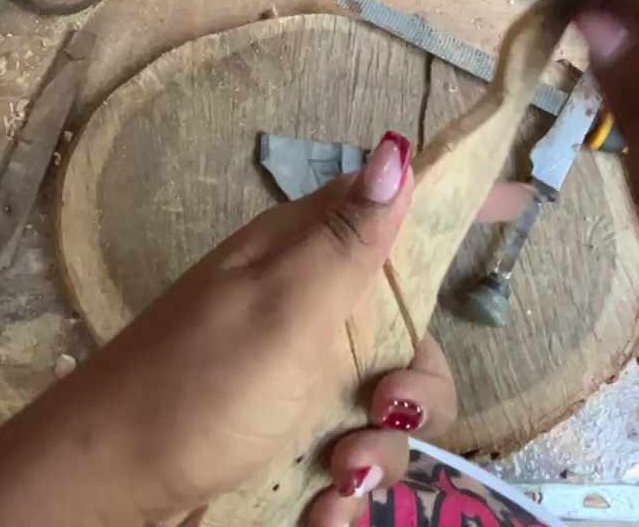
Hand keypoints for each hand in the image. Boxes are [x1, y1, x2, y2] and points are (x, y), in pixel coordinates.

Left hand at [25, 134, 528, 523]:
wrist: (117, 471)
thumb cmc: (203, 380)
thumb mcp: (285, 305)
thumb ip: (348, 236)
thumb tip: (399, 147)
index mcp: (306, 251)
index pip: (394, 206)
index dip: (454, 202)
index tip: (521, 199)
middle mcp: (308, 299)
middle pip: (409, 328)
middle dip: (414, 388)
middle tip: (382, 412)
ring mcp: (297, 362)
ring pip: (386, 400)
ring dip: (376, 451)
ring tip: (334, 478)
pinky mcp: (285, 416)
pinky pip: (348, 446)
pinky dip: (341, 485)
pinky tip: (316, 506)